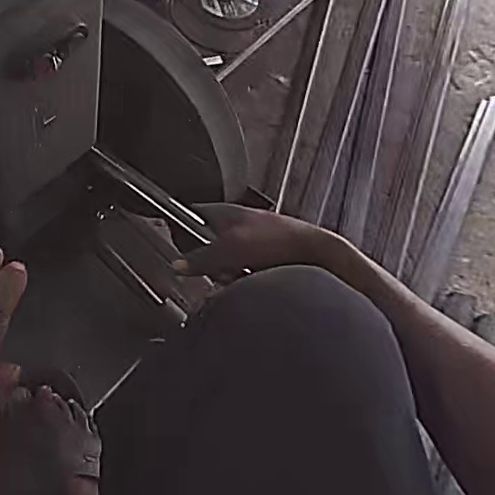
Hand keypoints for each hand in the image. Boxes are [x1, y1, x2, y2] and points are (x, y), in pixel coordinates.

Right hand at [174, 203, 348, 279]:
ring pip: (224, 264)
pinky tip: (253, 281)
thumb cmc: (278, 241)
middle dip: (211, 265)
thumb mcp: (229, 250)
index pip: (192, 215)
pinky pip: (242, 273)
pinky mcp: (263, 258)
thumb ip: (200, 258)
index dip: (182, 232)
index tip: (179, 248)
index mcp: (226, 212)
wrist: (316, 256)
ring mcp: (251, 241)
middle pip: (206, 247)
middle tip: (220, 271)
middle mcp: (237, 224)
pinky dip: (244, 280)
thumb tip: (178, 266)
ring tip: (241, 277)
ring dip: (229, 275)